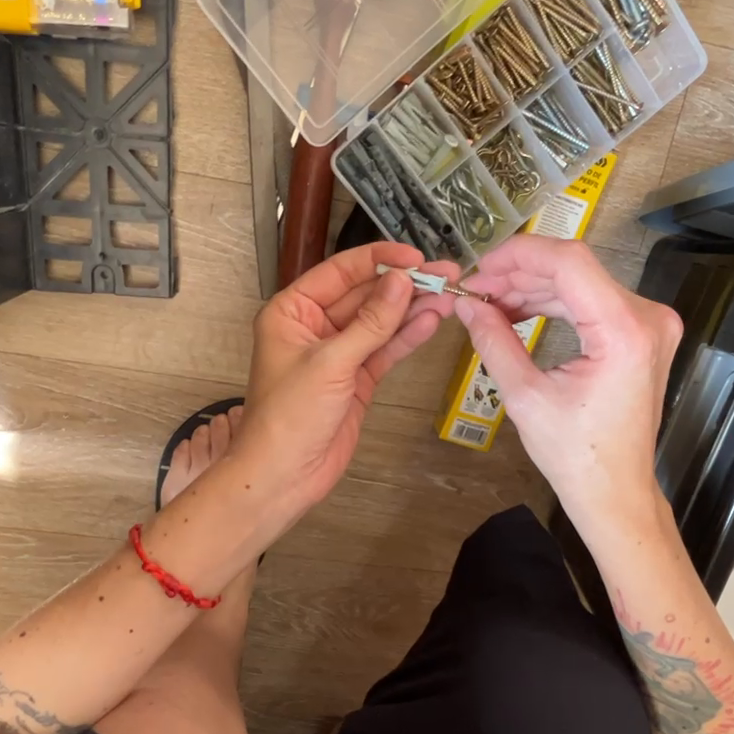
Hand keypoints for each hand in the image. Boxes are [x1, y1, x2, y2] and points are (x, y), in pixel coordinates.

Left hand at [234, 242, 458, 520]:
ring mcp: (338, 354)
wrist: (284, 476)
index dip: (379, 261)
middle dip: (404, 286)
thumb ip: (370, 323)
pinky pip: (384, 351)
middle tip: (445, 274)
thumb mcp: (330, 363)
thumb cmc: (289, 416)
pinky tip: (432, 322)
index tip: (416, 257)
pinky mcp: (356, 380)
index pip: (340, 272)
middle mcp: (314, 327)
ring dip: (412, 310)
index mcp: (292, 311)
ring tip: (449, 296)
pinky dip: (407, 337)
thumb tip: (402, 282)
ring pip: (379, 323)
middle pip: (365, 296)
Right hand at [453, 235, 681, 518]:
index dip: (518, 256)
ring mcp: (649, 324)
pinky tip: (518, 311)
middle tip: (476, 291)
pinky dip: (555, 304)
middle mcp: (647, 317)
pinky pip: (592, 303)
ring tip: (489, 303)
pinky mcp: (642, 334)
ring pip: (581, 283)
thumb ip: (494, 341)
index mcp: (623, 331)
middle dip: (520, 274)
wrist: (614, 489)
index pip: (569, 262)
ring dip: (534, 288)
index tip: (480, 268)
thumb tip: (466, 305)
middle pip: (575, 269)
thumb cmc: (575, 455)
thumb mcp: (525, 396)